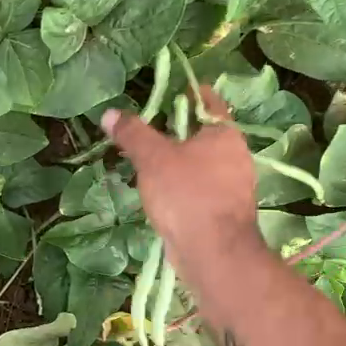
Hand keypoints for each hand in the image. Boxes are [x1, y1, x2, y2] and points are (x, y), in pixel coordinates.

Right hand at [101, 91, 262, 265]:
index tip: (161, 93)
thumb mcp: (153, 158)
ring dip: (176, 162)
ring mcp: (232, 185)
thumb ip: (132, 134)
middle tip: (143, 131)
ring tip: (145, 163)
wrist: (213, 252)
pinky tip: (160, 193)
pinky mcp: (223, 211)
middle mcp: (236, 155)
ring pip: (200, 163)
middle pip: (201, 134)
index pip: (207, 101)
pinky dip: (181, 186)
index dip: (184, 94)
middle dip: (174, 132)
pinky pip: (199, 188)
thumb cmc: (187, 195)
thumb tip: (110, 113)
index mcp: (225, 134)